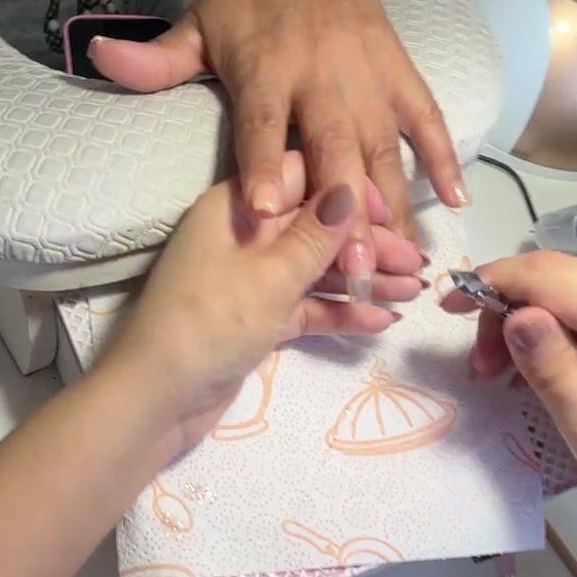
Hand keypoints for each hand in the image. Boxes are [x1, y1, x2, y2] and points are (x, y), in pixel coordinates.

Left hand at [90, 0, 465, 279]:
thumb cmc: (248, 2)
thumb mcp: (199, 25)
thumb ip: (158, 58)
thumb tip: (101, 56)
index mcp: (266, 69)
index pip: (261, 124)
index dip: (263, 165)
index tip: (265, 213)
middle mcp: (321, 77)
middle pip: (335, 147)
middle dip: (346, 209)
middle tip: (357, 267)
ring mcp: (367, 79)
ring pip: (384, 147)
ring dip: (396, 205)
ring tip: (406, 261)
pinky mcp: (399, 76)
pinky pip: (426, 120)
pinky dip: (443, 159)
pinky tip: (455, 204)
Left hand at [100, 152, 425, 451]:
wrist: (159, 397)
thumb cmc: (209, 323)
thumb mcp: (269, 275)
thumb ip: (315, 235)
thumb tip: (351, 189)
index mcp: (237, 206)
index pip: (302, 178)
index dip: (349, 191)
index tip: (393, 213)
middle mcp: (245, 236)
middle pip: (316, 228)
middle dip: (367, 245)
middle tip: (417, 263)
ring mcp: (251, 280)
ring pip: (316, 271)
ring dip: (362, 280)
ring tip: (413, 290)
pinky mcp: (256, 319)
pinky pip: (305, 308)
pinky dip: (339, 313)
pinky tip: (380, 320)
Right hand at [445, 253, 576, 569]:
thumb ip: (556, 370)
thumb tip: (516, 313)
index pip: (554, 277)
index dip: (493, 282)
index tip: (448, 311)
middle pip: (567, 274)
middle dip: (510, 305)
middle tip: (482, 368)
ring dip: (535, 316)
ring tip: (508, 371)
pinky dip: (565, 326)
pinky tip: (552, 364)